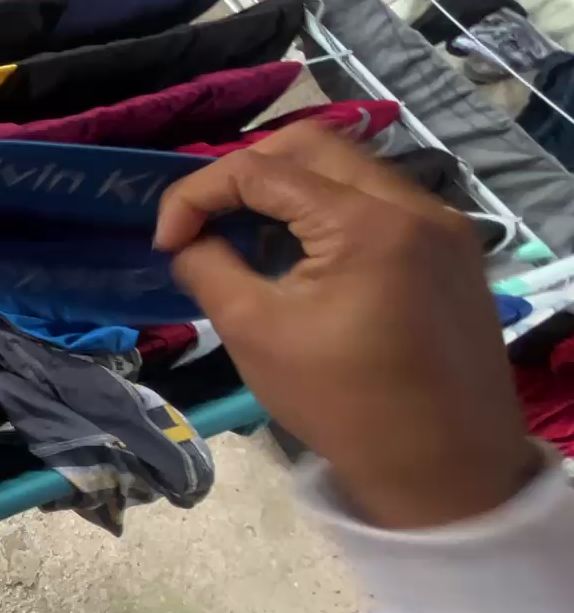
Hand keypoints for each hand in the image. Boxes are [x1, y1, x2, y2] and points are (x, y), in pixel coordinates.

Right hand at [155, 123, 539, 528]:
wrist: (445, 469)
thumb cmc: (339, 399)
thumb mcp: (248, 325)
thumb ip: (205, 262)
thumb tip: (187, 239)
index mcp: (367, 225)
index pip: (256, 170)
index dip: (193, 196)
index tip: (166, 242)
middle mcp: (414, 208)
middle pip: (306, 143)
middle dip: (237, 174)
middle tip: (203, 218)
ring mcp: (439, 226)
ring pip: (339, 163)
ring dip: (276, 184)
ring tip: (238, 230)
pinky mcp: (445, 248)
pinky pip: (367, 194)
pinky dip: (314, 203)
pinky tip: (287, 245)